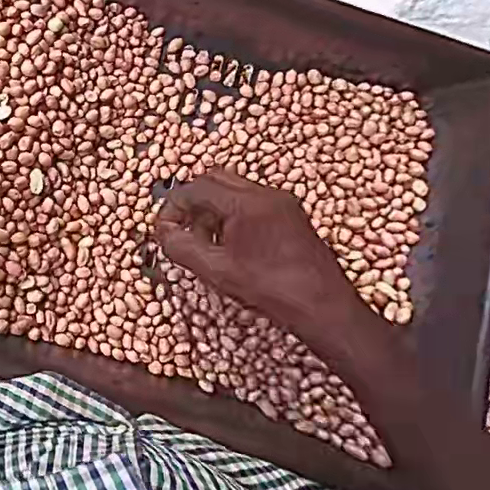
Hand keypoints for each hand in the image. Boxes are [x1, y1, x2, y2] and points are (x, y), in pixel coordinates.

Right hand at [154, 169, 393, 366]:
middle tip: (181, 228)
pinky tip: (230, 246)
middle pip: (214, 180)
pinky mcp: (292, 216)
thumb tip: (163, 233)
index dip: (173, 207)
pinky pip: (252, 202)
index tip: (165, 228)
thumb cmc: (274, 291)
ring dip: (212, 208)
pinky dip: (232, 215)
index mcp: (248, 203)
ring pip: (233, 189)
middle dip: (192, 202)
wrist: (326, 309)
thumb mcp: (216, 271)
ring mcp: (283, 204)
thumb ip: (181, 247)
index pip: (196, 188)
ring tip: (204, 241)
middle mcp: (268, 195)